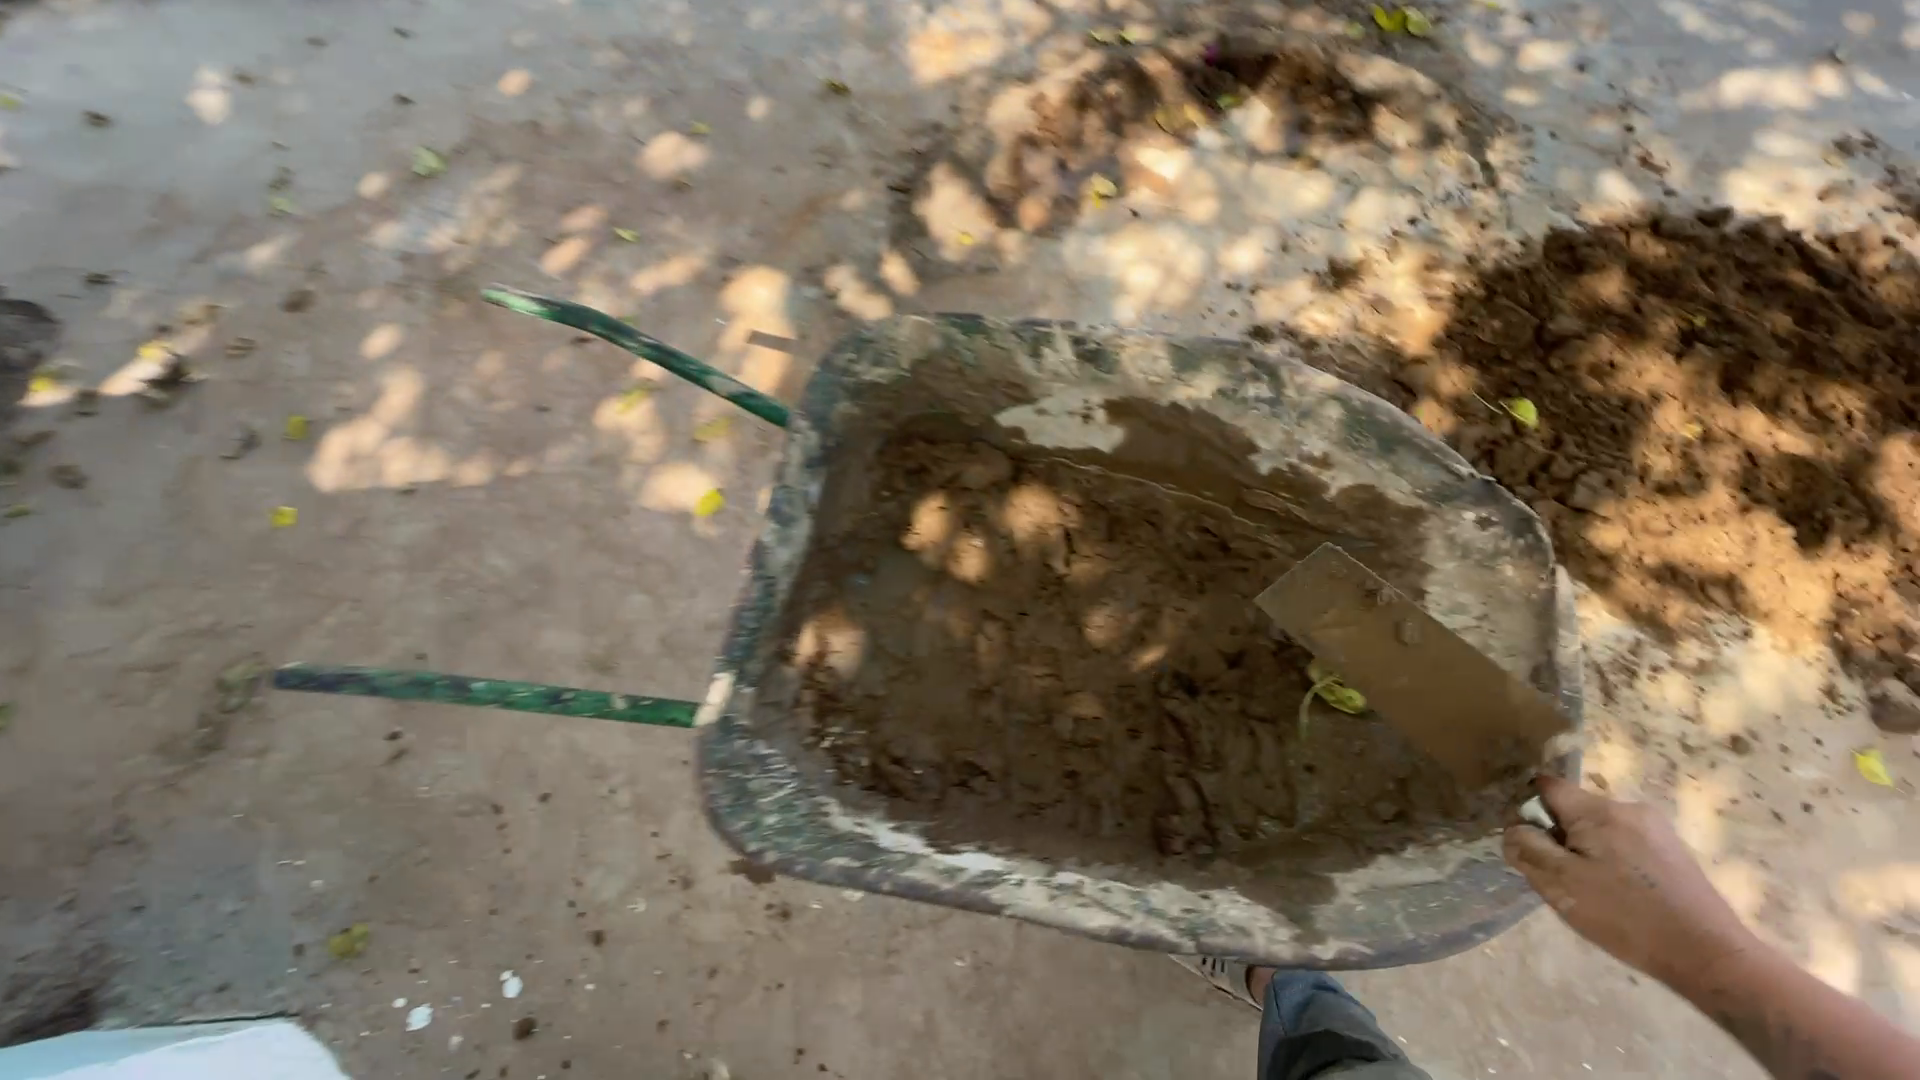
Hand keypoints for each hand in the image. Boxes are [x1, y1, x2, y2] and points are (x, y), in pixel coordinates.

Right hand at [1503, 776, 1755, 987]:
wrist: (1712, 958)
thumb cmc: (1627, 917)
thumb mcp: (1560, 884)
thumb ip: (1526, 847)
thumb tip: (1514, 828)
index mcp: (1599, 811)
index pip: (1546, 786)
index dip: (1529, 810)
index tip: (1531, 844)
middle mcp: (1629, 809)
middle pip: (1573, 808)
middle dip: (1559, 835)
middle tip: (1562, 876)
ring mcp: (1657, 829)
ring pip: (1599, 827)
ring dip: (1585, 849)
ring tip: (1593, 890)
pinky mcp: (1674, 852)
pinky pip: (1625, 842)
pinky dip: (1612, 860)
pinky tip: (1621, 894)